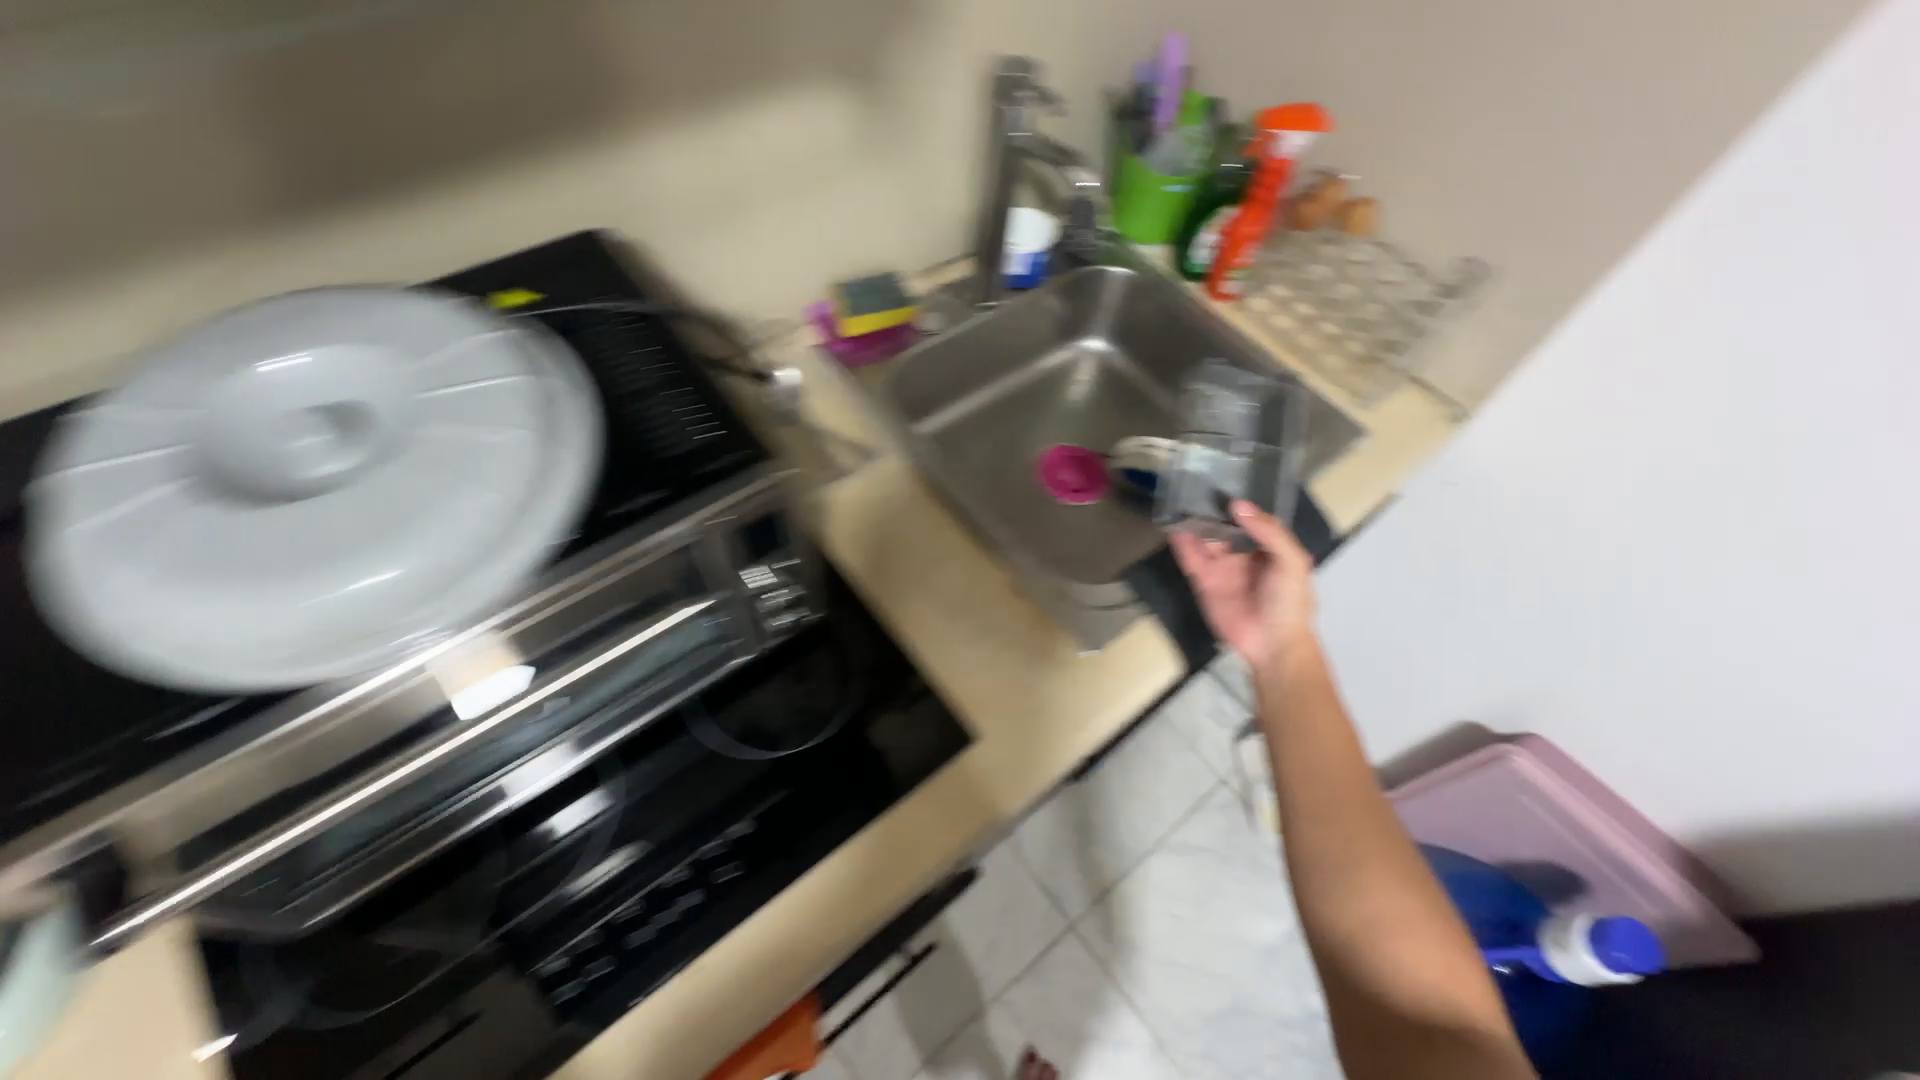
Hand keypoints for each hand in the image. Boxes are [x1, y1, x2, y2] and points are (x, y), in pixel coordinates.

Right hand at [1170, 500, 1318, 670]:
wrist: (1273, 644)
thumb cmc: (1289, 601)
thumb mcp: (1292, 561)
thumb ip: (1269, 531)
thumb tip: (1238, 505)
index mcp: (1269, 547)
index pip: (1252, 519)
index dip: (1240, 503)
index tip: (1224, 482)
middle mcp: (1244, 554)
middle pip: (1225, 526)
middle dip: (1212, 509)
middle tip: (1196, 485)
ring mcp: (1222, 567)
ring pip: (1205, 539)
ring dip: (1194, 523)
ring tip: (1181, 501)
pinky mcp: (1204, 581)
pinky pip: (1191, 559)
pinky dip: (1182, 544)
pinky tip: (1175, 527)